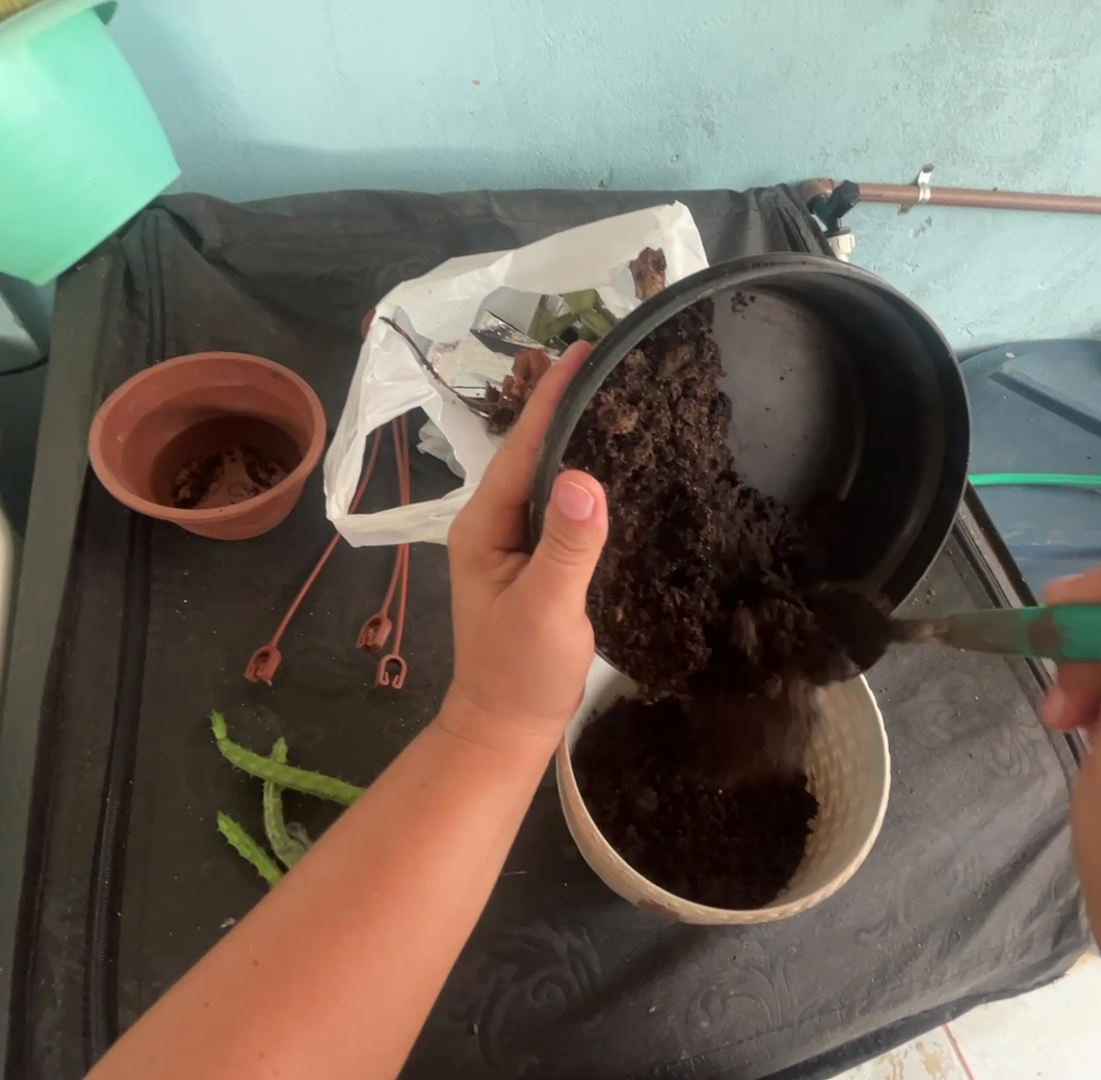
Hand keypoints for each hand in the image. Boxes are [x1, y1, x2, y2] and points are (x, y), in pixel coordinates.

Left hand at [442, 342, 608, 753]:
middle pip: (532, 451)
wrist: (508, 725)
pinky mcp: (537, 559)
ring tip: (614, 398)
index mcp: (486, 523)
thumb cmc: (520, 672)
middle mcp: (494, 522)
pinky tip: (611, 466)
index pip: (522, 447)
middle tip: (609, 363)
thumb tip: (585, 478)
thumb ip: (565, 547)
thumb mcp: (544, 609)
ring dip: (575, 436)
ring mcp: (514, 541)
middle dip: (565, 404)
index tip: (584, 350)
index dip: (552, 397)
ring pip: (546, 475)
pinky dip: (584, 477)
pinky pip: (560, 505)